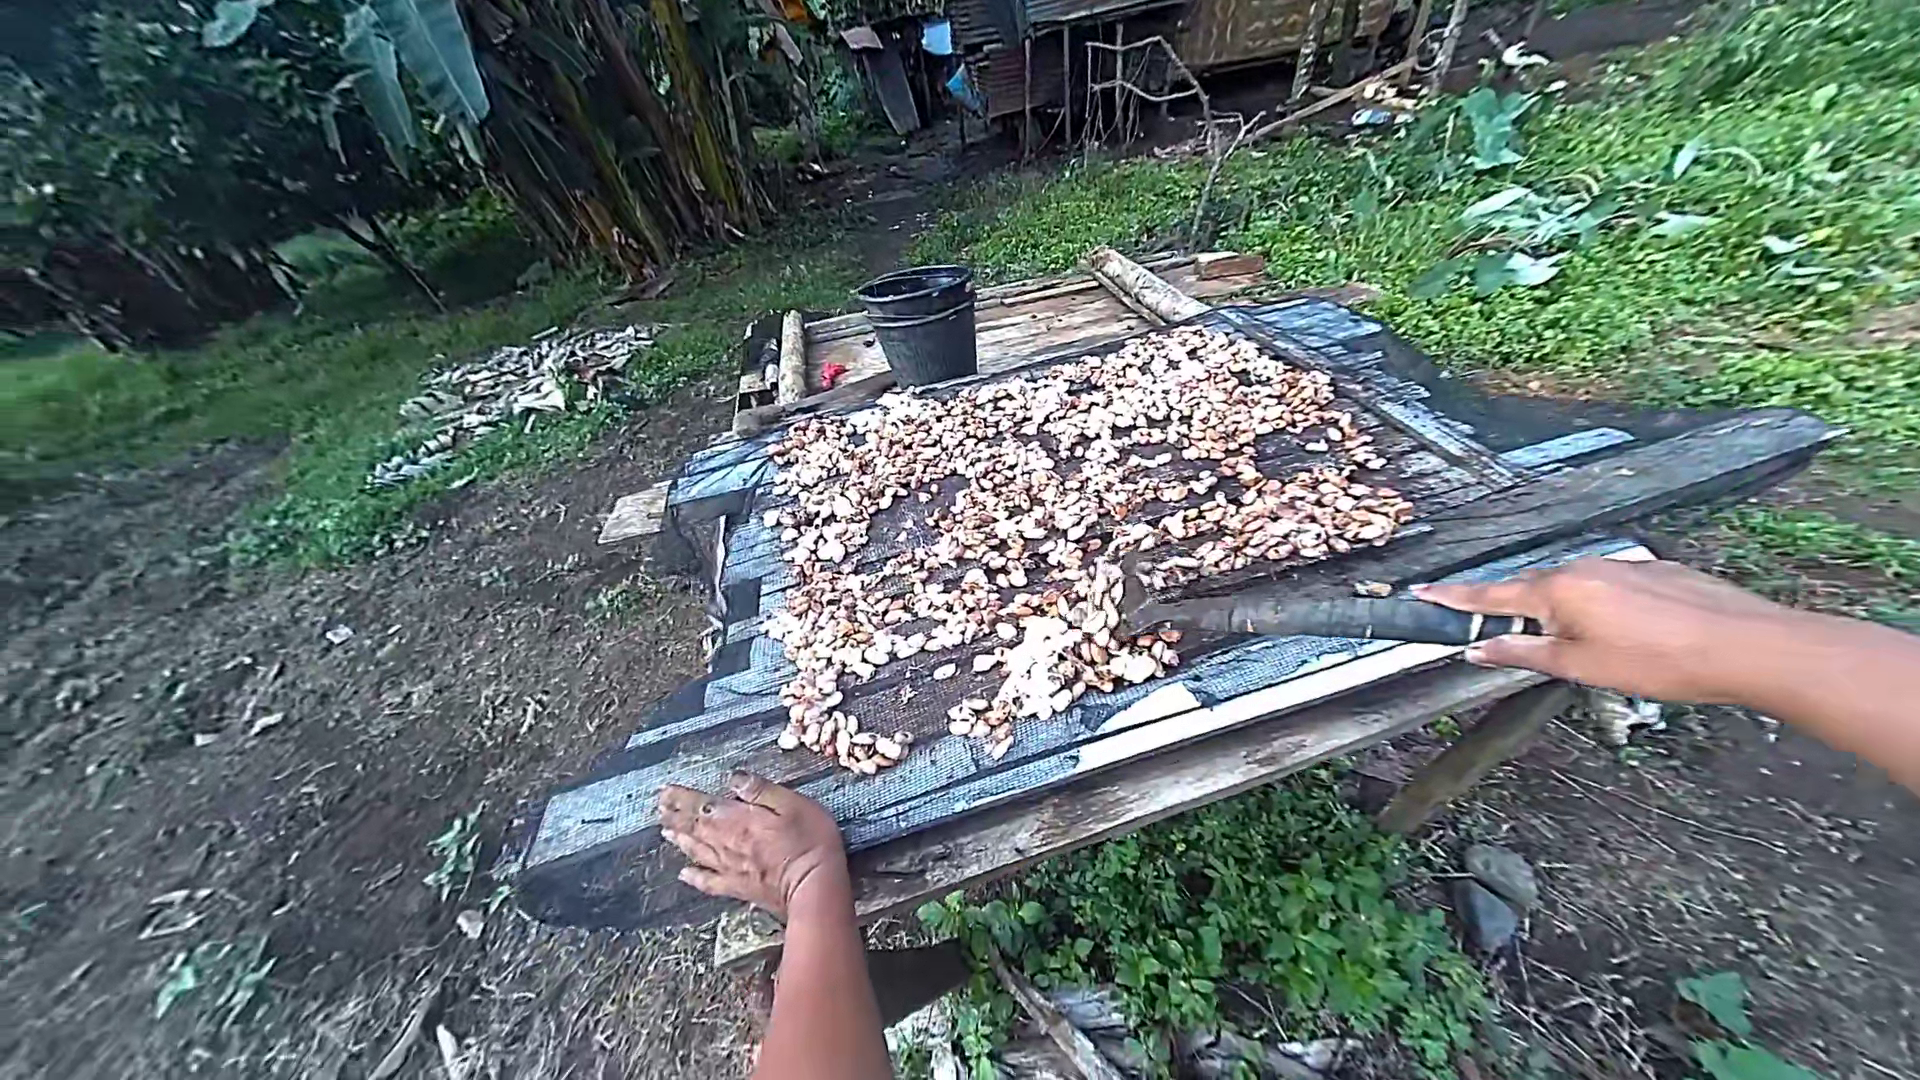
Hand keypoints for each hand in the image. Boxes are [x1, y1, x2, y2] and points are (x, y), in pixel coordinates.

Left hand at [658, 771, 848, 920]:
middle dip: (676, 815)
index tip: (665, 790)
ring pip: (698, 851)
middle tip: (659, 806)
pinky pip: (709, 881)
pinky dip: (694, 876)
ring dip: (680, 839)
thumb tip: (735, 778)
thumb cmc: (810, 841)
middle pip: (696, 828)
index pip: (704, 806)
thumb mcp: (794, 804)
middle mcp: (729, 844)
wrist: (815, 888)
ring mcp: (732, 868)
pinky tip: (684, 873)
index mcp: (740, 821)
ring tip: (666, 830)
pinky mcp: (739, 888)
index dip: (683, 798)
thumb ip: (762, 791)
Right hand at [1413, 557, 1803, 702]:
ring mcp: (1620, 565)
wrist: (1760, 649)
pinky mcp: (1654, 569)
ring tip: (1596, 643)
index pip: (1487, 595)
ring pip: (1571, 586)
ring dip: (1566, 610)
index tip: (1423, 591)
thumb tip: (1478, 650)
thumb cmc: (1665, 660)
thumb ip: (1520, 653)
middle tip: (1524, 638)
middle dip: (1521, 612)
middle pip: (1530, 590)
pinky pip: (1608, 583)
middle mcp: (1581, 568)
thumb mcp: (1579, 666)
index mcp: (1554, 591)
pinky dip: (1604, 603)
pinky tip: (1632, 630)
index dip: (1452, 596)